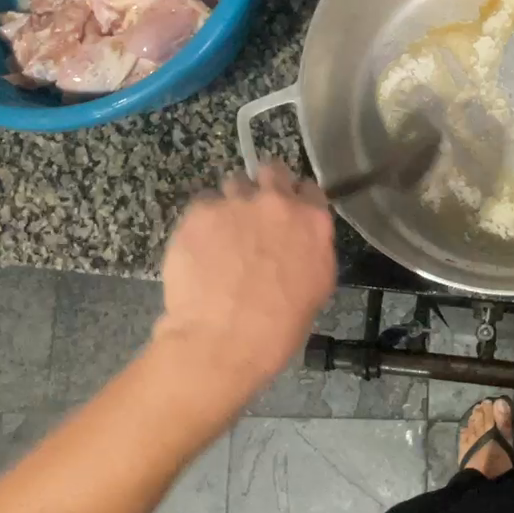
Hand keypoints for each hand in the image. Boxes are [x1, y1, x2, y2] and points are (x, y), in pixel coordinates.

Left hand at [151, 161, 336, 424]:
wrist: (223, 341)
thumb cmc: (278, 328)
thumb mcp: (316, 288)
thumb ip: (311, 251)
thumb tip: (300, 243)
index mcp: (313, 222)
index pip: (309, 190)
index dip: (296, 200)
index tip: (287, 215)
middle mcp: (278, 203)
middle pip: (272, 171)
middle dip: (264, 187)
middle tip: (253, 214)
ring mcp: (236, 203)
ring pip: (232, 185)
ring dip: (230, 205)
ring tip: (220, 236)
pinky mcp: (199, 212)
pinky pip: (202, 206)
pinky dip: (201, 223)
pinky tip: (198, 250)